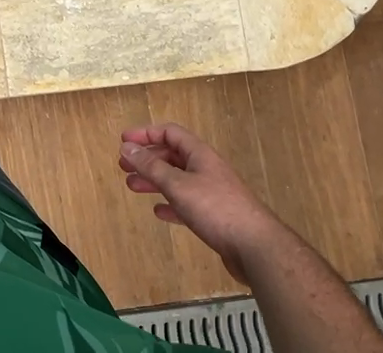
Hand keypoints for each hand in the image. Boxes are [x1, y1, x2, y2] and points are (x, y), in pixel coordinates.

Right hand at [119, 123, 283, 282]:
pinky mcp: (216, 217)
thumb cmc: (216, 209)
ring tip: (132, 186)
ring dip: (154, 180)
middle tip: (123, 165)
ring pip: (177, 180)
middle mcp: (207, 170)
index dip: (146, 133)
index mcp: (200, 155)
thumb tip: (126, 147)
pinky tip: (159, 211)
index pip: (170, 133)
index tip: (124, 141)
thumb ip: (151, 166)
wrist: (258, 249)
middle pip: (172, 156)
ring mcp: (213, 194)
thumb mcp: (177, 184)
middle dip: (147, 158)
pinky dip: (171, 203)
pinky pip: (187, 203)